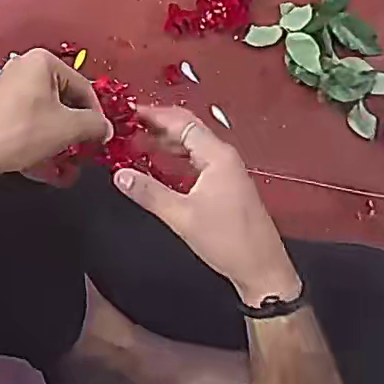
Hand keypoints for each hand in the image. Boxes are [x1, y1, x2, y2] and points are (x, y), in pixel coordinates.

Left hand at [0, 50, 111, 183]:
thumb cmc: (18, 133)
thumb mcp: (68, 128)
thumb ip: (94, 125)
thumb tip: (104, 128)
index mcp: (42, 61)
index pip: (83, 87)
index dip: (95, 114)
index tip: (100, 134)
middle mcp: (24, 66)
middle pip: (64, 97)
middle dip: (74, 125)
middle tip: (82, 146)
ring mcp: (9, 84)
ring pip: (47, 110)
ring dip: (58, 133)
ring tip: (61, 155)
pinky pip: (29, 116)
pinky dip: (39, 134)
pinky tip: (40, 156)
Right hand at [113, 107, 300, 306]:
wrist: (262, 269)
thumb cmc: (228, 241)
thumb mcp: (182, 217)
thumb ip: (149, 193)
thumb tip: (120, 175)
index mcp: (217, 155)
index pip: (181, 121)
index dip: (154, 115)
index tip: (129, 113)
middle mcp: (223, 156)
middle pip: (186, 129)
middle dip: (157, 125)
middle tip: (127, 125)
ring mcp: (225, 169)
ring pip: (191, 144)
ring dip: (165, 140)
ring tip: (136, 141)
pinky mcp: (224, 183)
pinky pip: (196, 159)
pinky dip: (175, 156)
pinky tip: (158, 163)